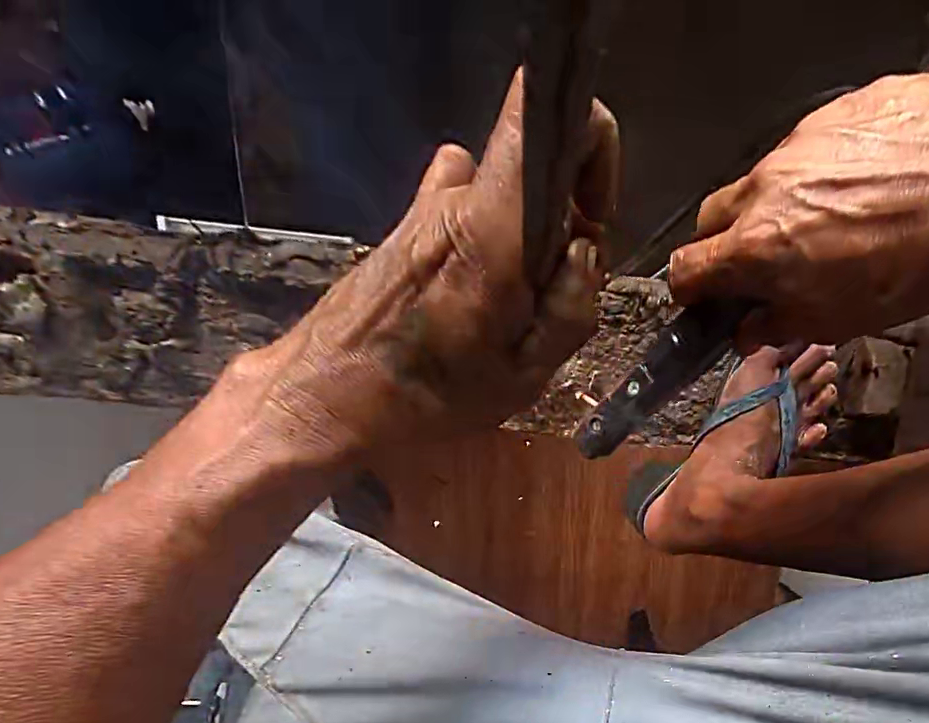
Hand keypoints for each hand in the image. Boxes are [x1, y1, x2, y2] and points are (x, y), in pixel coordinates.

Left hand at [213, 70, 619, 464]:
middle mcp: (460, 195)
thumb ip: (570, 309)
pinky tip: (478, 282)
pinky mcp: (411, 217)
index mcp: (494, 229)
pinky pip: (467, 200)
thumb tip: (583, 253)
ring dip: (528, 241)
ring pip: (509, 196)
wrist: (334, 393)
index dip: (594, 149)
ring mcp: (430, 200)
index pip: (554, 118)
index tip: (594, 219)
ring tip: (510, 306)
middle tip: (550, 297)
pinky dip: (490, 231)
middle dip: (567, 227)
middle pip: (541, 172)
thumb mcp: (524, 378)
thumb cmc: (430, 397)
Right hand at [668, 71, 928, 348]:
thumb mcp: (841, 319)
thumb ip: (778, 322)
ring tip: (836, 222)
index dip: (690, 290)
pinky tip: (873, 184)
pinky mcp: (853, 101)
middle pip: (716, 215)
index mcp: (759, 242)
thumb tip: (749, 326)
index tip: (704, 299)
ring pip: (767, 178)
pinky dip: (824, 170)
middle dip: (726, 245)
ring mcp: (810, 134)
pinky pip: (816, 143)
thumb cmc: (926, 267)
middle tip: (765, 265)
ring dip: (779, 206)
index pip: (687, 266)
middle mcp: (771, 180)